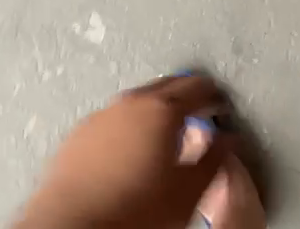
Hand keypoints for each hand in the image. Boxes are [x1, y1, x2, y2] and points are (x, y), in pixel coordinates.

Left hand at [14, 74, 232, 228]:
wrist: (71, 227)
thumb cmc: (129, 214)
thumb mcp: (187, 192)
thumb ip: (214, 159)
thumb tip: (227, 142)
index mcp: (162, 109)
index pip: (199, 86)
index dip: (215, 95)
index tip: (221, 105)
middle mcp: (131, 102)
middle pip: (169, 85)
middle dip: (188, 97)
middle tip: (200, 112)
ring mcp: (103, 114)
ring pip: (139, 101)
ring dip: (157, 110)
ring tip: (166, 135)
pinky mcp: (80, 132)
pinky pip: (114, 119)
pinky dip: (129, 126)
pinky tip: (131, 150)